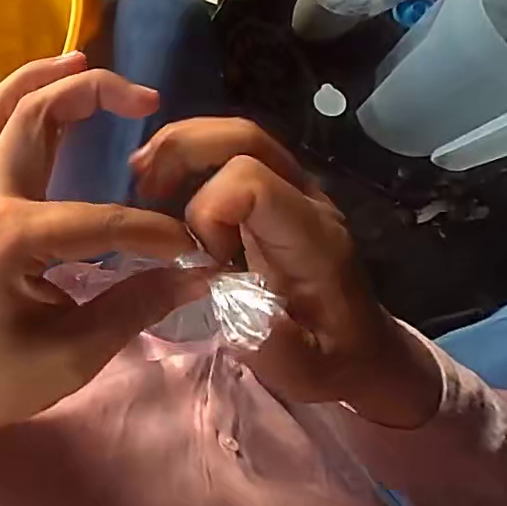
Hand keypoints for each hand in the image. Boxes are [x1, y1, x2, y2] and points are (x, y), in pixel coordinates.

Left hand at [0, 52, 207, 454]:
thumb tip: (197, 272)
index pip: (101, 220)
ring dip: (42, 78)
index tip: (194, 252)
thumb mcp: (71, 355)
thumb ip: (136, 305)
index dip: (154, 233)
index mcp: (12, 237)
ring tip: (83, 58)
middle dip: (93, 94)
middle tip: (146, 100)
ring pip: (4, 113)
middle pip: (37, 118)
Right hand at [131, 118, 442, 428]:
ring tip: (141, 176)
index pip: (252, 183)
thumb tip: (218, 293)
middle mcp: (305, 198)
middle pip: (244, 136)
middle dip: (184, 149)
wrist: (365, 347)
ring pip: (235, 133)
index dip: (208, 210)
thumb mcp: (305, 371)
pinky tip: (160, 180)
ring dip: (181, 145)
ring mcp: (292, 187)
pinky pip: (230, 150)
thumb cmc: (332, 359)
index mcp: (311, 238)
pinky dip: (189, 154)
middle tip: (141, 184)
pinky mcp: (275, 189)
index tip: (201, 258)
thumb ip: (268, 341)